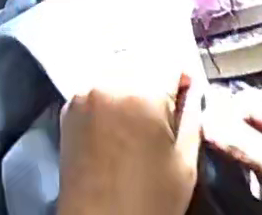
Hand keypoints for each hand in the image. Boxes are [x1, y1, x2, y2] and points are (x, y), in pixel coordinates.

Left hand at [57, 67, 200, 214]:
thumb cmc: (147, 202)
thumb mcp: (184, 164)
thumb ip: (192, 116)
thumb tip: (192, 88)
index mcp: (143, 92)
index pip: (172, 61)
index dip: (183, 79)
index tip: (186, 97)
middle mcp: (110, 81)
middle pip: (144, 60)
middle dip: (157, 78)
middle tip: (163, 111)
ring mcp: (86, 92)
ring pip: (119, 67)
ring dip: (133, 82)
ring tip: (139, 117)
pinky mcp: (69, 106)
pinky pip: (98, 84)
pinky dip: (110, 93)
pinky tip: (117, 120)